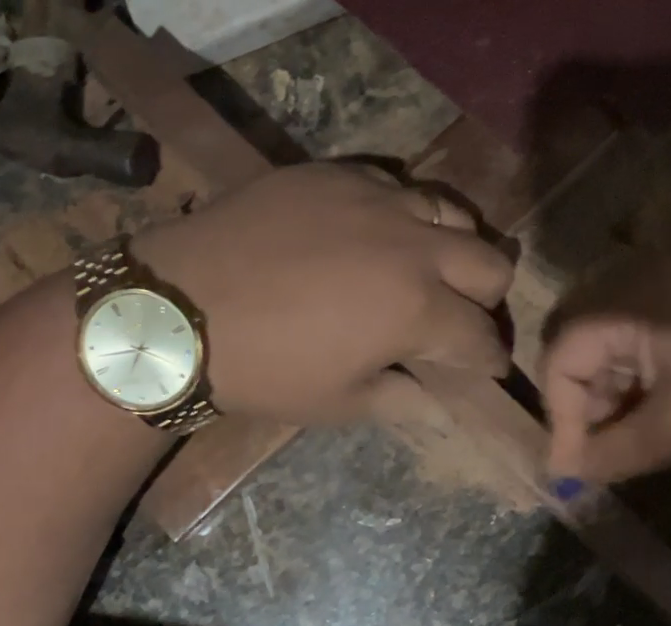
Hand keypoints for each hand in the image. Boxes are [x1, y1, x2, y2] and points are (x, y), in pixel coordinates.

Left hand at [129, 163, 515, 425]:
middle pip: (490, 263)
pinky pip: (396, 185)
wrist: (180, 308)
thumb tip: (436, 407)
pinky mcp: (336, 173)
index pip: (479, 337)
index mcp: (416, 311)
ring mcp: (375, 200)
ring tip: (430, 271)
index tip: (487, 369)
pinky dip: (404, 215)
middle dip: (489, 299)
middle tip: (463, 320)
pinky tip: (379, 235)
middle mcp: (412, 247)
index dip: (490, 360)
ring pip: (451, 213)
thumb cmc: (263, 370)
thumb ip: (399, 401)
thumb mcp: (336, 403)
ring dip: (455, 248)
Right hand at [541, 255, 670, 481]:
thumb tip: (565, 471)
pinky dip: (636, 366)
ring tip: (631, 430)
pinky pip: (641, 324)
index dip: (558, 417)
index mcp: (629, 300)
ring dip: (606, 384)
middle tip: (597, 442)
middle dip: (577, 396)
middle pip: (574, 335)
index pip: (558, 356)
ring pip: (606, 330)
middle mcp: (643, 272)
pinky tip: (662, 401)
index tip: (574, 467)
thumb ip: (608, 453)